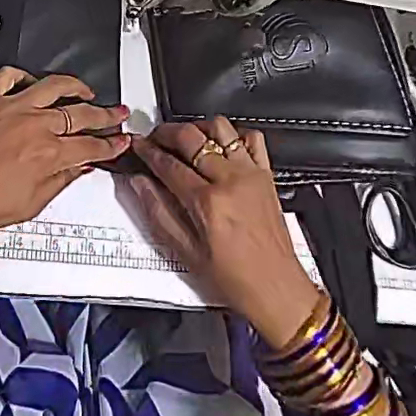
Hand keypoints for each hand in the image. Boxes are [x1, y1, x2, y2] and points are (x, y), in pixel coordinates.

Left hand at [0, 67, 129, 249]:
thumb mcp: (31, 205)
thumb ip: (60, 182)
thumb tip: (77, 170)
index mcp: (50, 154)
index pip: (92, 146)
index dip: (111, 144)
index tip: (120, 141)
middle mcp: (36, 126)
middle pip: (82, 113)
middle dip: (106, 114)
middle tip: (117, 113)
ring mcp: (13, 108)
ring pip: (55, 86)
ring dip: (75, 86)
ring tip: (85, 89)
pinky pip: (10, 76)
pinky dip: (24, 75)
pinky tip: (32, 79)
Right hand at [125, 118, 320, 344]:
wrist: (276, 288)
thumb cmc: (236, 278)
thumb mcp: (186, 253)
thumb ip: (158, 213)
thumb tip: (139, 185)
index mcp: (208, 203)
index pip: (168, 164)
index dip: (148, 151)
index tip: (139, 146)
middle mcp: (231, 181)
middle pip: (191, 137)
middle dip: (166, 132)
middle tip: (155, 138)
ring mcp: (251, 174)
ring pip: (220, 127)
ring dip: (197, 128)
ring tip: (186, 138)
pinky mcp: (266, 175)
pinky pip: (251, 138)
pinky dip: (234, 135)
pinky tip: (221, 144)